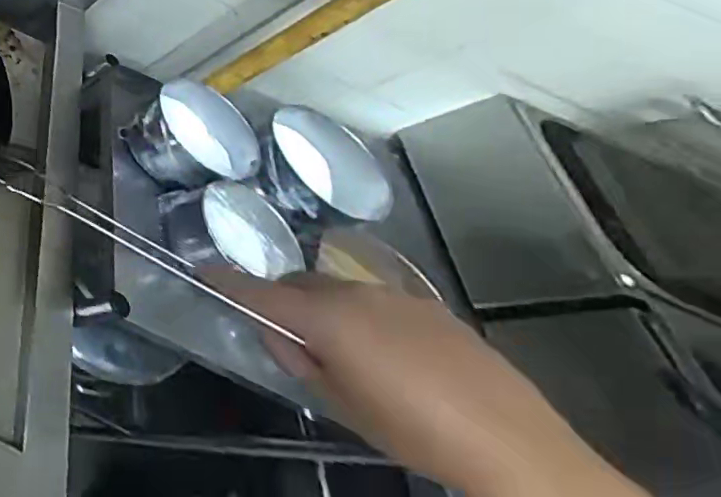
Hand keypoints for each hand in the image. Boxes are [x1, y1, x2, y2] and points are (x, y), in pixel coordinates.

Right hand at [205, 270, 645, 496]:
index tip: (203, 273)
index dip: (226, 282)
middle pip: (299, 282)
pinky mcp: (434, 308)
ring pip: (340, 288)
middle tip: (293, 338)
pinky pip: (380, 301)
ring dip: (327, 306)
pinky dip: (367, 315)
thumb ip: (299, 360)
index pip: (258, 290)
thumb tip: (280, 334)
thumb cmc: (416, 432)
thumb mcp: (341, 405)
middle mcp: (354, 293)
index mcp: (324, 316)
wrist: (525, 455)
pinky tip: (395, 354)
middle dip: (285, 299)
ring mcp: (397, 297)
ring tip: (347, 349)